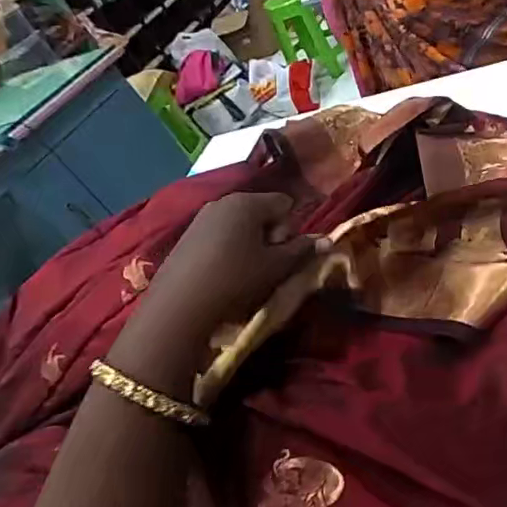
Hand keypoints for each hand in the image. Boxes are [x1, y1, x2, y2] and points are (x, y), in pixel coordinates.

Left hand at [109, 193, 322, 389]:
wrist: (179, 305)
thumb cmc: (235, 279)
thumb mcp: (275, 267)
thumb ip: (302, 250)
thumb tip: (327, 240)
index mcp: (248, 202)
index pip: (285, 204)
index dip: (289, 230)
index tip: (279, 255)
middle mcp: (224, 201)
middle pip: (261, 212)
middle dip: (269, 237)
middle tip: (263, 266)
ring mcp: (201, 216)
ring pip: (239, 225)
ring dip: (248, 245)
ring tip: (242, 274)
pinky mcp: (186, 235)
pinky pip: (219, 234)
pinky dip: (227, 250)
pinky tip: (222, 275)